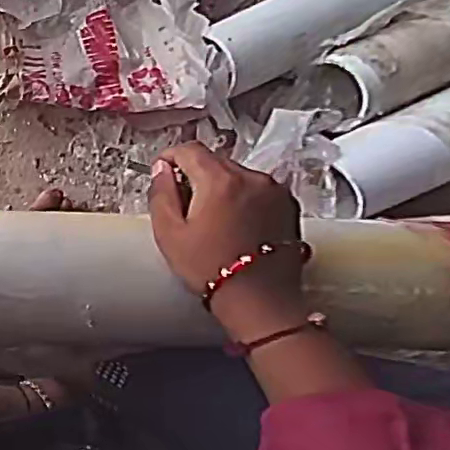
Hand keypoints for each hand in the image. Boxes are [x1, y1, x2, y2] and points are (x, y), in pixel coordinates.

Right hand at [148, 142, 309, 342]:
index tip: (162, 169)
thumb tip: (161, 169)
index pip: (190, 150)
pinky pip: (256, 190)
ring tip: (208, 220)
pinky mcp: (288, 206)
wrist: (258, 299)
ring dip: (219, 188)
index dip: (170, 157)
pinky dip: (241, 199)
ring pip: (236, 175)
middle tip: (181, 203)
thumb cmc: (210, 269)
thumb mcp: (169, 232)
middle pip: (215, 161)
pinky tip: (232, 225)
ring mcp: (274, 191)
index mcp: (220, 181)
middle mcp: (252, 178)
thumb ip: (161, 194)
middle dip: (195, 175)